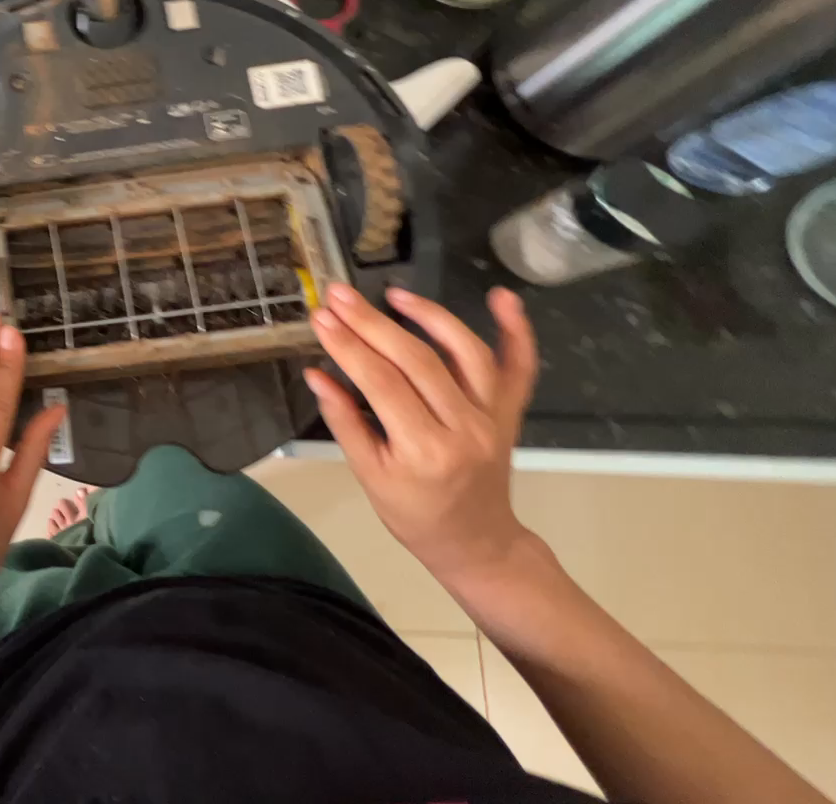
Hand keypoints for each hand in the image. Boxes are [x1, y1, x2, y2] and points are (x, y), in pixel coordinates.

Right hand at [303, 283, 540, 583]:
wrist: (475, 541)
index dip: (348, 346)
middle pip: (417, 360)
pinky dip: (517, 331)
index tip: (321, 317)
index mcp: (423, 450)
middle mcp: (464, 427)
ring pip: (465, 353)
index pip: (380, 383)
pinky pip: (520, 367)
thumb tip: (316, 374)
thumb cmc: (412, 513)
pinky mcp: (510, 410)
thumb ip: (344, 421)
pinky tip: (503, 297)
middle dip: (372, 323)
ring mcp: (493, 416)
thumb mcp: (367, 474)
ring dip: (430, 316)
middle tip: (339, 294)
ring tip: (393, 293)